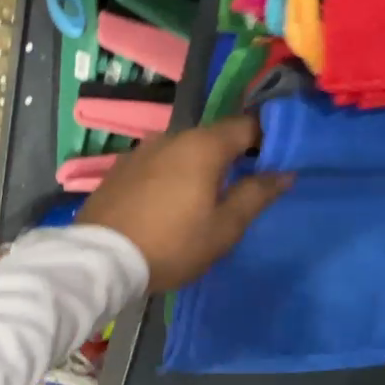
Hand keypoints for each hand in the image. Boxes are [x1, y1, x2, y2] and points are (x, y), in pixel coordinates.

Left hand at [76, 117, 292, 292]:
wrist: (100, 259)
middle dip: (231, 154)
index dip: (267, 138)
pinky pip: (156, 164)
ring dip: (197, 165)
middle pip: (211, 137)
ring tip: (207, 195)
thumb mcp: (223, 227)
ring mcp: (138, 152)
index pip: (246, 125)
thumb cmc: (171, 244)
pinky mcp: (118, 170)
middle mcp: (168, 138)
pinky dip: (170, 174)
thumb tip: (283, 172)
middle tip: (246, 183)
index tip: (278, 159)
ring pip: (181, 150)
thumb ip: (255, 195)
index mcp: (201, 146)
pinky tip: (171, 199)